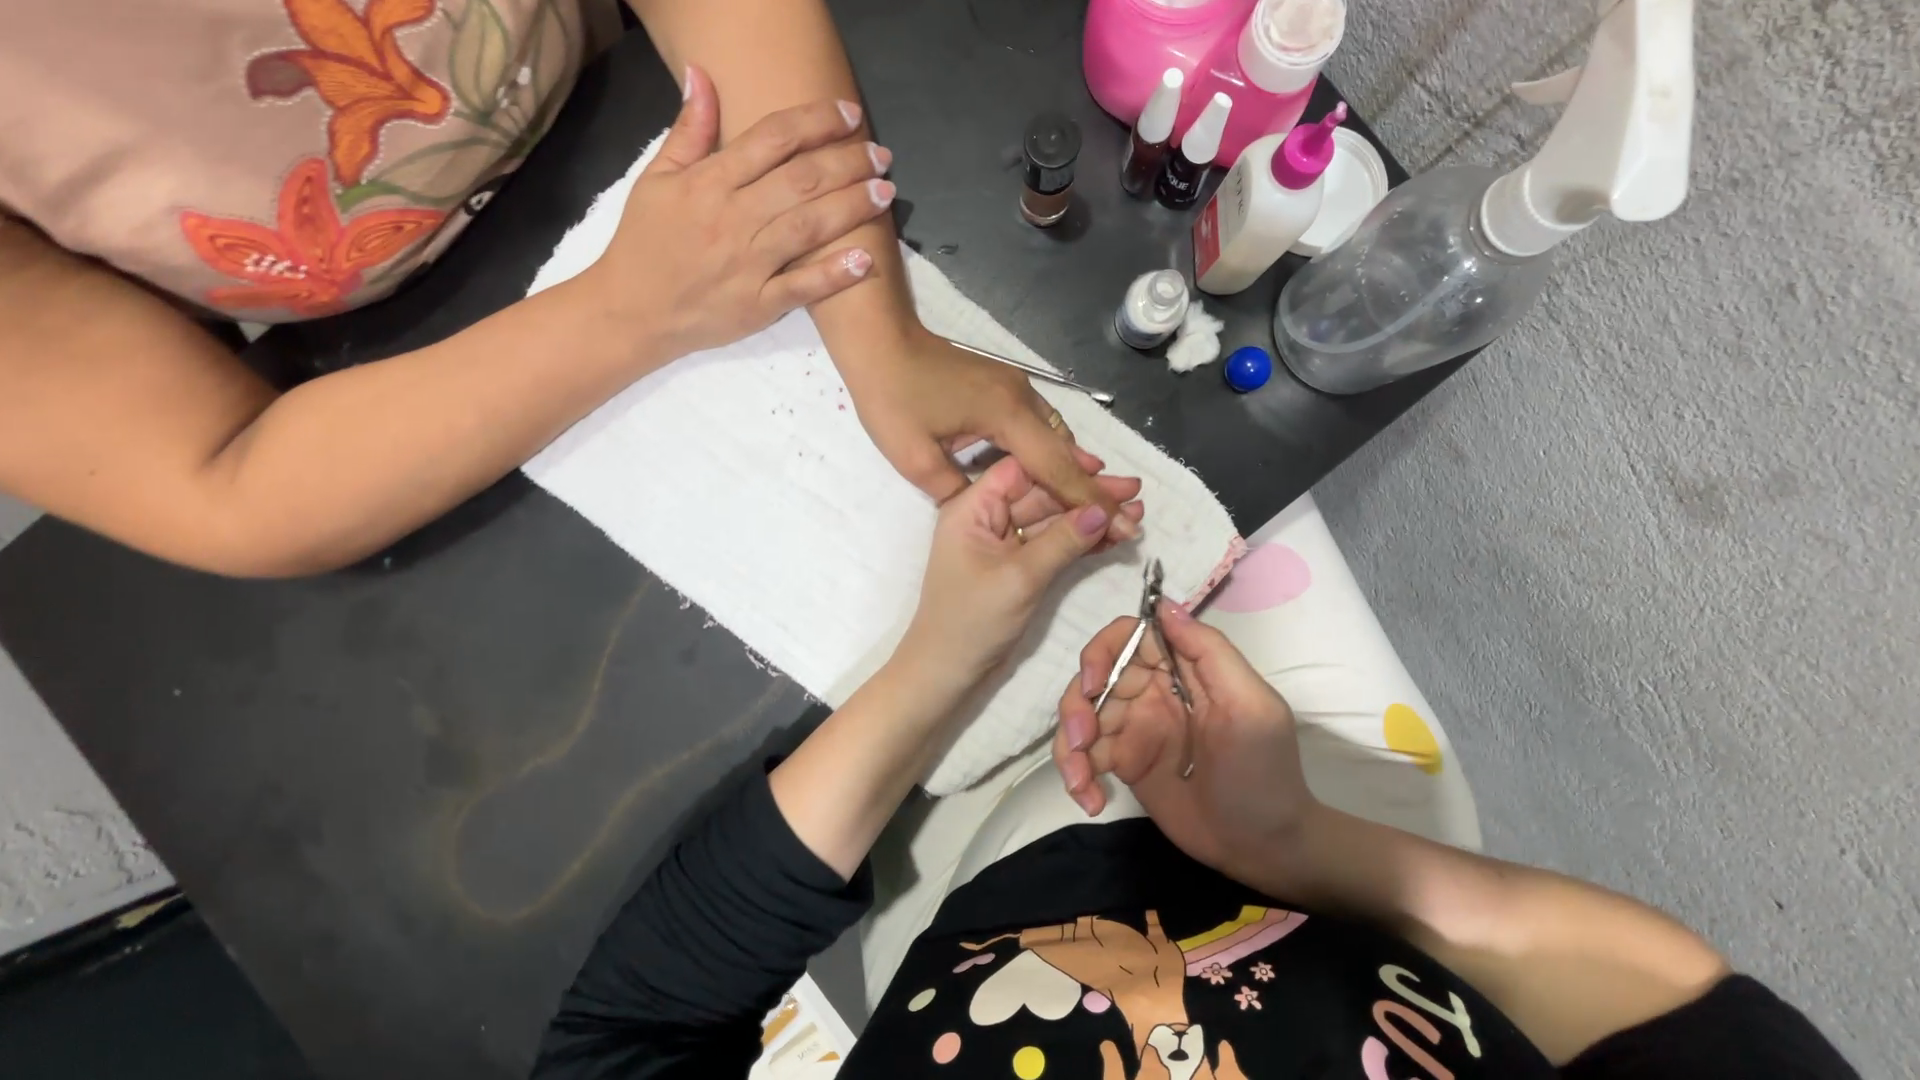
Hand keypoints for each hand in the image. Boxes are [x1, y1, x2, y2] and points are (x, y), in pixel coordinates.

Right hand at [581, 66, 894, 361]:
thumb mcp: (655, 179)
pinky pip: (803, 288)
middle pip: (800, 181)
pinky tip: (866, 260)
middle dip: (846, 163)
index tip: (848, 114)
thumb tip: (703, 76)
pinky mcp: (758, 306)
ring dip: (852, 208)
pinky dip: (835, 274)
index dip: (815, 122)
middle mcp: (733, 219)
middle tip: (881, 154)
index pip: (771, 140)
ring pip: (808, 228)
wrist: (631, 312)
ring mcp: (748, 265)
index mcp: (709, 183)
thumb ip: (687, 131)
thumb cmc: (645, 244)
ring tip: (885, 192)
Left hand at [845, 331, 1136, 541]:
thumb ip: (956, 491)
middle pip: (1067, 450)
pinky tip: (1060, 468)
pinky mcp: (1005, 386)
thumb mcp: (914, 458)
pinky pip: (1042, 424)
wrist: (879, 339)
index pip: (1055, 467)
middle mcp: (1022, 399)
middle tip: (1125, 514)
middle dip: (1094, 486)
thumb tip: (984, 509)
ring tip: (1101, 498)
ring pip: (1057, 435)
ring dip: (1076, 467)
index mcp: (1006, 416)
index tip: (1117, 524)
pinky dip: (1056, 450)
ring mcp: (1016, 388)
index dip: (1085, 500)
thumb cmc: (891, 397)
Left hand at [895, 452, 1144, 693]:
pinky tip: (1115, 536)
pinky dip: (1083, 540)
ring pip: (1054, 518)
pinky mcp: (1018, 563)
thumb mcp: (1020, 578)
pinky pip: (1054, 542)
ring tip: (1137, 515)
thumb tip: (1104, 509)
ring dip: (1093, 518)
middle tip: (1135, 491)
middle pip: (1043, 492)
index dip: (1062, 464)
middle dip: (1088, 495)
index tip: (1104, 470)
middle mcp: (987, 516)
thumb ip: (1062, 540)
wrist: (948, 671)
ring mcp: (1004, 541)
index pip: (1022, 470)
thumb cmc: (972, 621)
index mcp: (972, 507)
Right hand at [1052, 602, 1314, 876]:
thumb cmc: (1263, 771)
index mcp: (1182, 671)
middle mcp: (1152, 693)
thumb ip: (1209, 652)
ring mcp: (1135, 729)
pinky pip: (1084, 757)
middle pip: (1093, 678)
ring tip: (1082, 782)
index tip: (1093, 684)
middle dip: (1077, 706)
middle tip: (1082, 742)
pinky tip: (1091, 799)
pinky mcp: (1124, 764)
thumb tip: (1164, 604)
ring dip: (1069, 746)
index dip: (1102, 651)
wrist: (1263, 846)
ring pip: (1080, 717)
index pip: (1129, 638)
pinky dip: (1077, 775)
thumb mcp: (1250, 706)